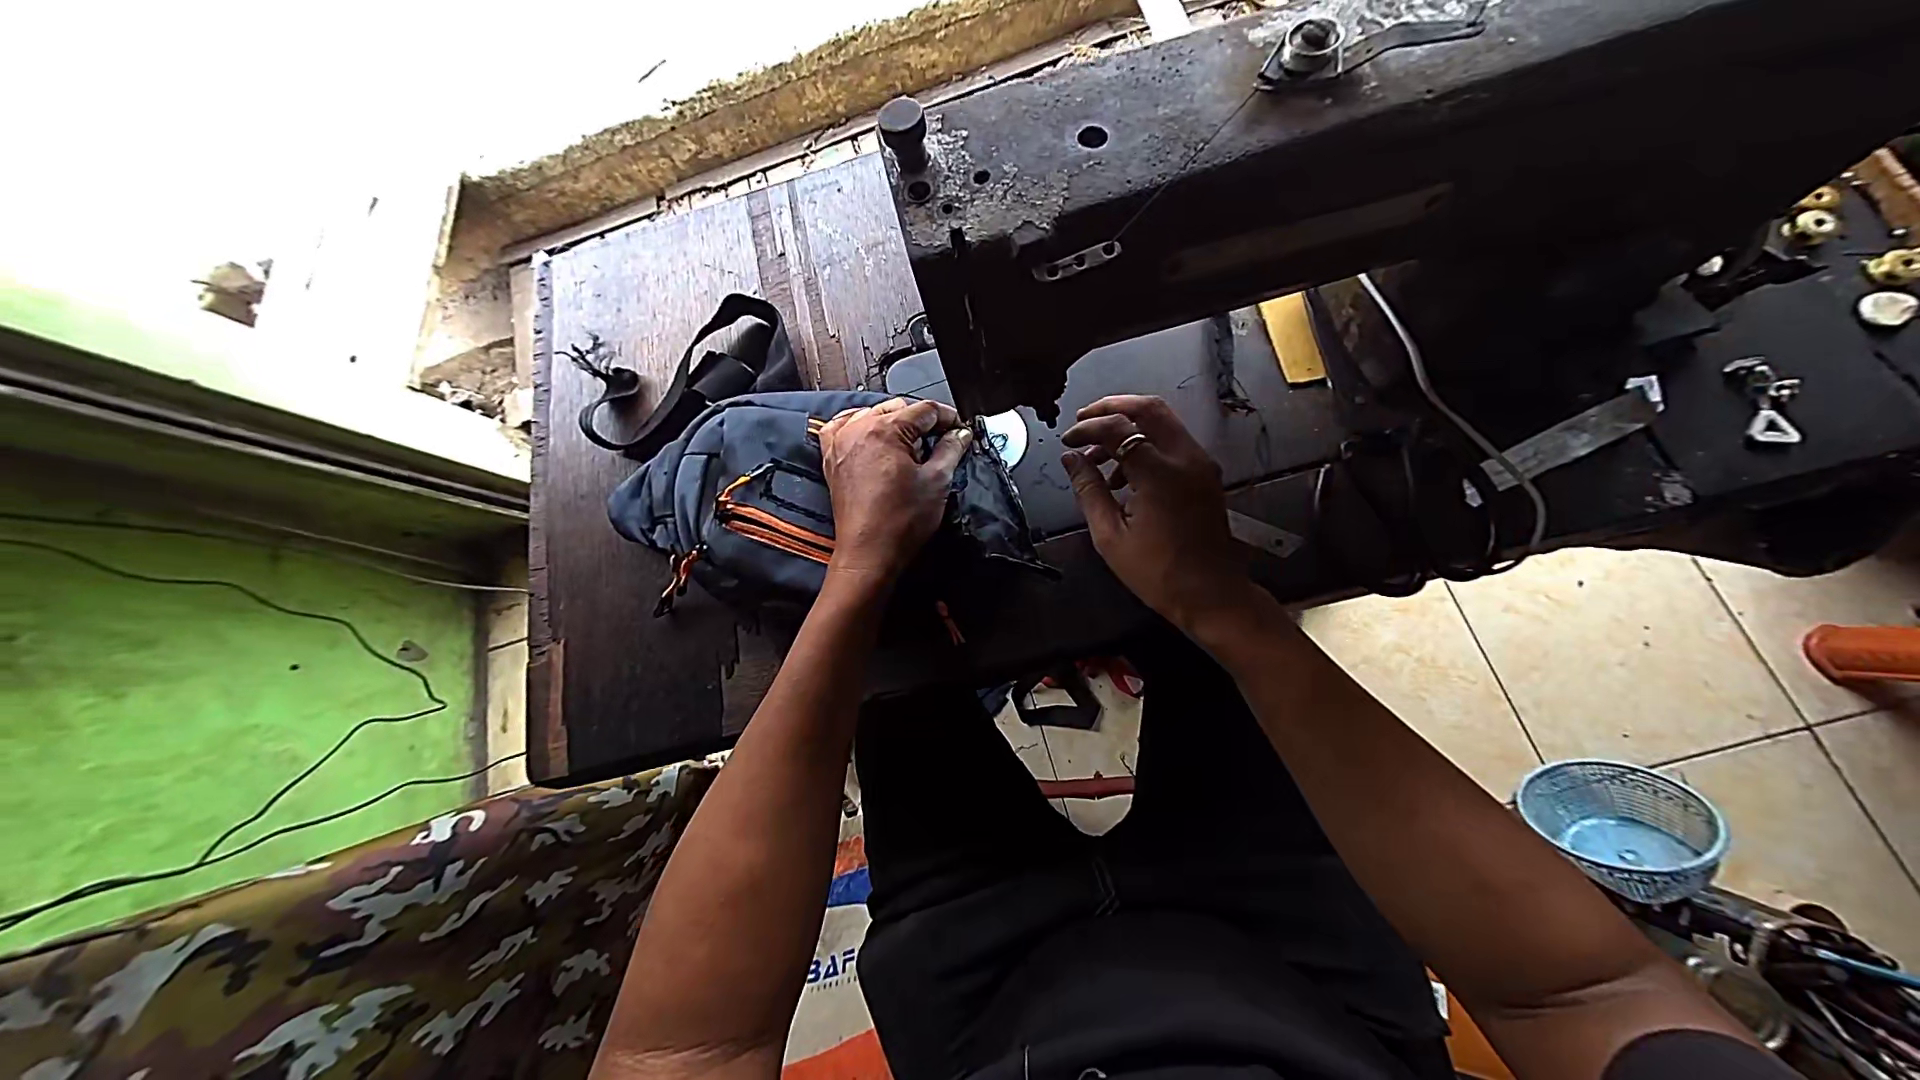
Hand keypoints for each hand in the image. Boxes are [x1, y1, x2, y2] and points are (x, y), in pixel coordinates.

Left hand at [817, 397, 971, 584]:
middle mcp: (858, 430)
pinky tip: (874, 439)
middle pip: (899, 410)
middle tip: (941, 441)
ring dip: (894, 424)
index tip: (959, 430)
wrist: (869, 553)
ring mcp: (841, 444)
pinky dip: (860, 428)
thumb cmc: (898, 523)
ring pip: (872, 415)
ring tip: (912, 445)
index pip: (925, 410)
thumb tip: (959, 435)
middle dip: (923, 422)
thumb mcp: (937, 481)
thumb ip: (950, 450)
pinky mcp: (832, 460)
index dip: (949, 418)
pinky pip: (843, 428)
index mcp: (885, 430)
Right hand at [1061, 395, 1252, 630]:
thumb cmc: (1158, 572)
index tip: (1068, 441)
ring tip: (1098, 456)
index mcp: (1160, 474)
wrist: (1210, 594)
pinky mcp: (1205, 474)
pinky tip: (1124, 475)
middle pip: (1148, 408)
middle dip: (1111, 409)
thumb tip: (1071, 460)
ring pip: (1163, 422)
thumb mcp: (1110, 535)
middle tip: (1083, 422)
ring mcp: (1200, 464)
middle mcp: (1186, 459)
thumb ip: (1088, 490)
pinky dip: (1146, 444)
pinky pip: (1172, 443)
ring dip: (1129, 428)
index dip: (1087, 428)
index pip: (1118, 428)